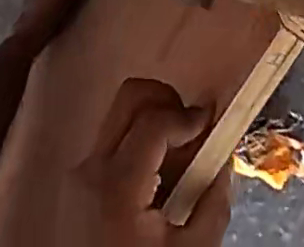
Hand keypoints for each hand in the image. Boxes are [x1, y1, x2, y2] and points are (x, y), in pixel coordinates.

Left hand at [46, 77, 231, 245]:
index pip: (153, 123)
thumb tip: (225, 161)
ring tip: (179, 156)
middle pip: (129, 98)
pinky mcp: (78, 179)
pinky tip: (158, 176)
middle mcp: (91, 167)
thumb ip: (213, 205)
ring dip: (153, 119)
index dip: (187, 116)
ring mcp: (80, 171)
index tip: (211, 121)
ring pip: (120, 114)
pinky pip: (112, 139)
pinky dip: (138, 140)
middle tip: (193, 127)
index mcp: (117, 186)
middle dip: (167, 101)